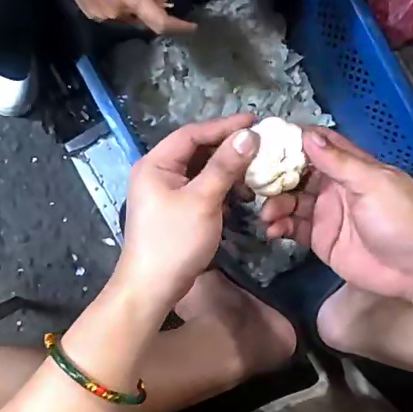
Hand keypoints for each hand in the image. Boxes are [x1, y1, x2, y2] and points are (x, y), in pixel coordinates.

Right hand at [42, 0, 194, 34]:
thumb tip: (163, 0)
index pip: (161, 23)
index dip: (179, 27)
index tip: (192, 28)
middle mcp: (118, 14)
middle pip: (145, 20)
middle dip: (154, 10)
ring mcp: (102, 17)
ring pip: (130, 17)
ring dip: (136, 6)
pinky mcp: (91, 14)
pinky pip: (115, 14)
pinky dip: (121, 5)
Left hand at [113, 113, 259, 314]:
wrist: (152, 288)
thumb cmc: (174, 241)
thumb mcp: (203, 200)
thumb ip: (225, 166)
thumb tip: (249, 135)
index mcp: (155, 164)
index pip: (192, 134)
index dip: (224, 126)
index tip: (255, 122)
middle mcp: (157, 173)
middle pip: (196, 151)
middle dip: (228, 148)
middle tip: (260, 145)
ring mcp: (165, 192)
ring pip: (201, 170)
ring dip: (227, 170)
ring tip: (255, 171)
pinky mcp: (175, 210)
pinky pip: (201, 189)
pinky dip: (221, 188)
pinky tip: (241, 195)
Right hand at [262, 128, 412, 299]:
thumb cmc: (401, 220)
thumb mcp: (372, 185)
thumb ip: (339, 162)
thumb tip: (306, 135)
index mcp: (351, 168)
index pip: (319, 145)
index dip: (293, 140)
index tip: (265, 138)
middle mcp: (334, 187)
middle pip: (297, 174)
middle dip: (275, 175)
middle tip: (252, 179)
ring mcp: (326, 213)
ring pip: (291, 201)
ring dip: (274, 203)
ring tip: (266, 213)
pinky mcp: (320, 239)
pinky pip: (293, 228)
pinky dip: (279, 226)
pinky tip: (272, 229)